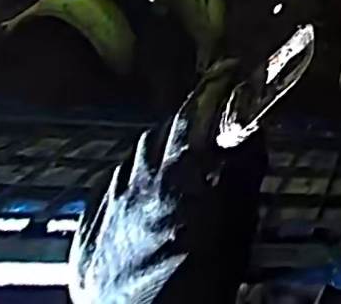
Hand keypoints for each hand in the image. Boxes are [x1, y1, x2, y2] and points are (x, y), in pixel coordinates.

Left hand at [69, 70, 266, 303]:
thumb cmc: (206, 271)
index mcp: (176, 171)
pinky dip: (126, 178)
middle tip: (211, 112)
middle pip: (162, 132)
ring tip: (178, 147)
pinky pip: (104, 192)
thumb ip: (246, 164)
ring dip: (158, 145)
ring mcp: (106, 211)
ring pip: (132, 159)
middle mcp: (136, 182)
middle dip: (188, 116)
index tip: (230, 70)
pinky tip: (137, 184)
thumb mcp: (240, 213)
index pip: (195, 110)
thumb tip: (254, 127)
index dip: (214, 86)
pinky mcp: (85, 242)